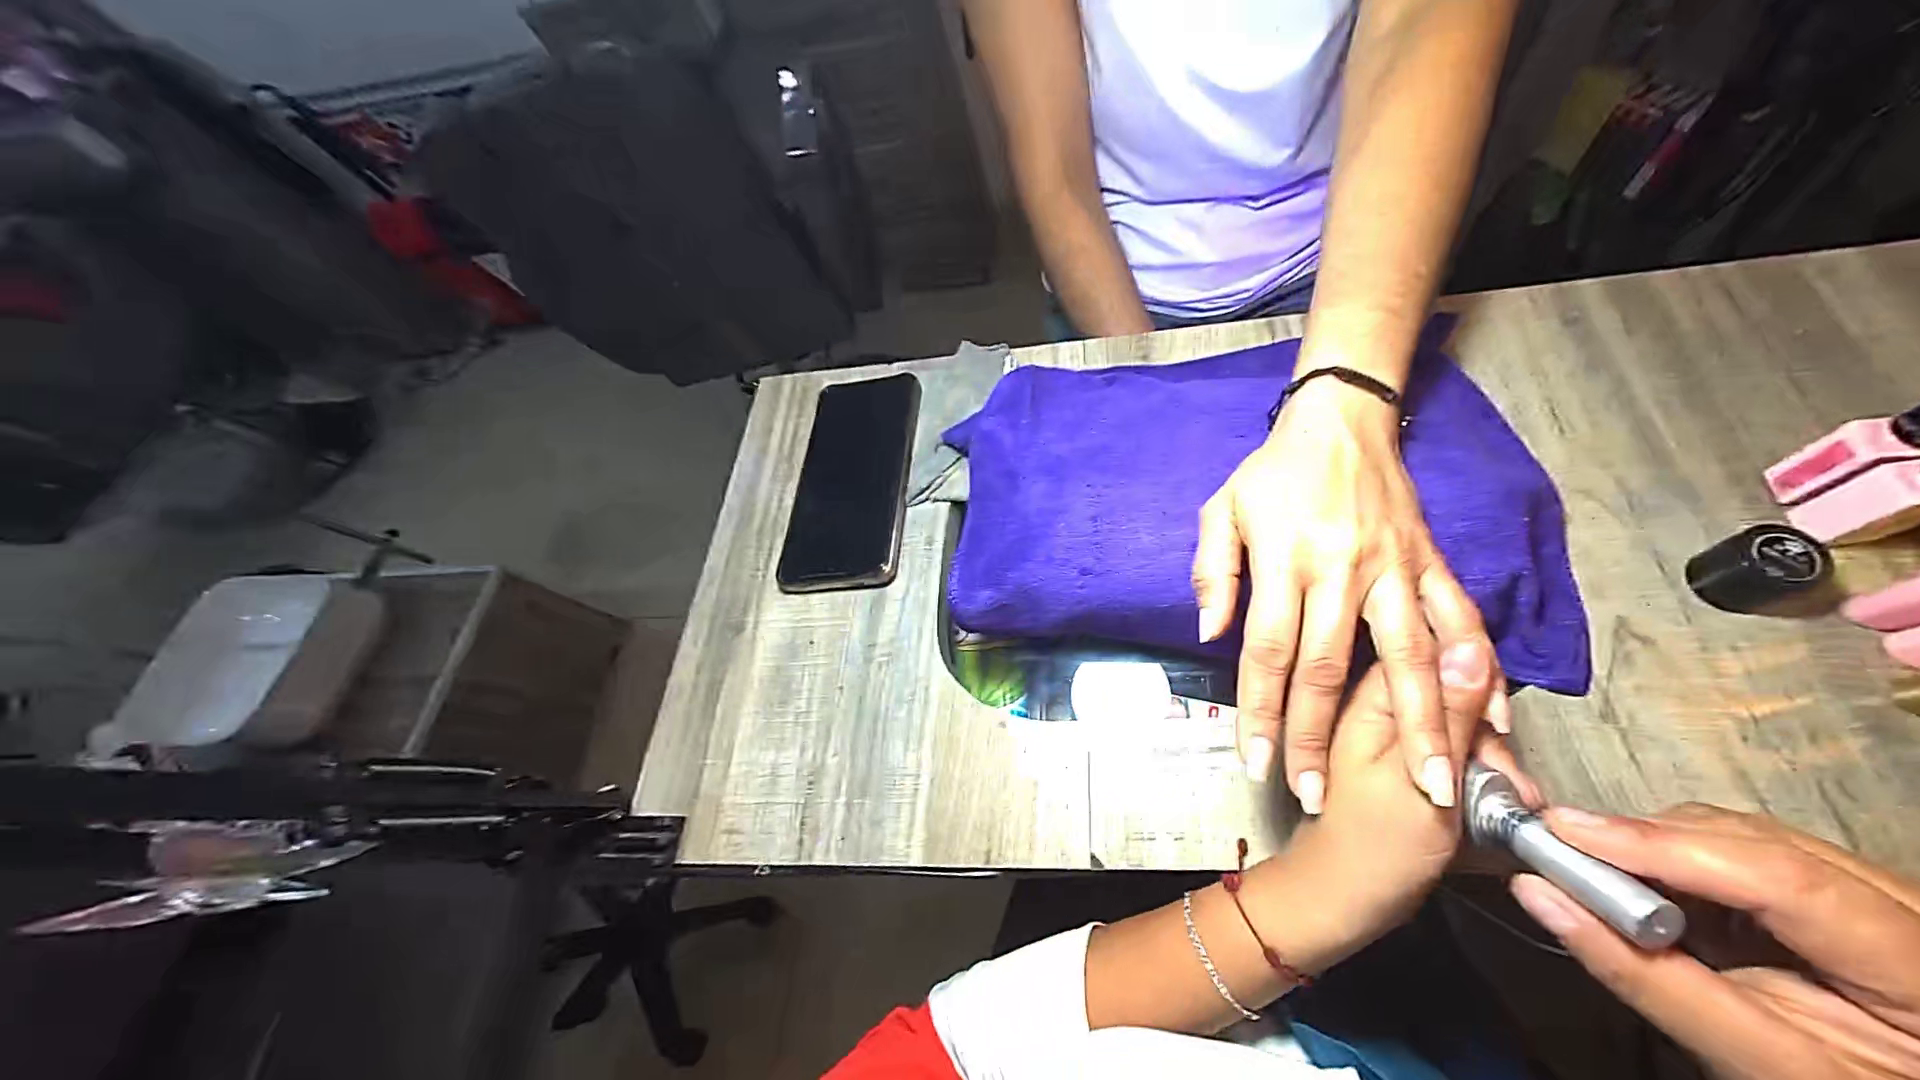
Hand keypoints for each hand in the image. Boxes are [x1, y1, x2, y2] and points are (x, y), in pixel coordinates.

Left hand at [1192, 377, 1508, 812]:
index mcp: (1285, 562)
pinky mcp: (1431, 563)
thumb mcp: (1222, 511)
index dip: (1261, 710)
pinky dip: (1480, 670)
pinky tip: (1493, 721)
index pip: (1268, 651)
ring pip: (1409, 659)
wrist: (1339, 423)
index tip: (1257, 761)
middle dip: (1321, 737)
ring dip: (1418, 728)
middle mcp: (1343, 572)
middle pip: (1329, 669)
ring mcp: (1396, 570)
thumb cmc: (1271, 473)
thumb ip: (1214, 572)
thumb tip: (1210, 634)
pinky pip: (1462, 620)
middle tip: (1316, 795)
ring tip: (1430, 790)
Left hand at [1262, 639, 1539, 972]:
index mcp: (1363, 699)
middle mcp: (1369, 705)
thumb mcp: (1421, 778)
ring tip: (1512, 796)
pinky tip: (1501, 796)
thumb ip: (1446, 715)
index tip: (1502, 720)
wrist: (1344, 893)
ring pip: (1451, 718)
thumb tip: (1469, 643)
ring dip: (1488, 752)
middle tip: (1510, 778)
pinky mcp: (1399, 756)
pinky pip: (1446, 742)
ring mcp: (1382, 731)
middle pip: (1441, 686)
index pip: (1421, 651)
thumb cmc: (1378, 841)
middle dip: (1485, 726)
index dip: (1470, 675)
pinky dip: (1475, 766)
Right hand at [1511, 805, 1919, 1079]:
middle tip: (1561, 849)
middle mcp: (1913, 908)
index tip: (1562, 829)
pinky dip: (1681, 856)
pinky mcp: (1843, 882)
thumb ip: (1647, 976)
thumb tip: (1535, 891)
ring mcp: (1884, 889)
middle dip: (1647, 840)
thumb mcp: (1753, 1060)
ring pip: (1744, 832)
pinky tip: (1652, 884)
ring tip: (1600, 870)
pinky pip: (1746, 843)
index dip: (1661, 845)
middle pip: (1757, 841)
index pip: (1783, 878)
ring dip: (1657, 844)